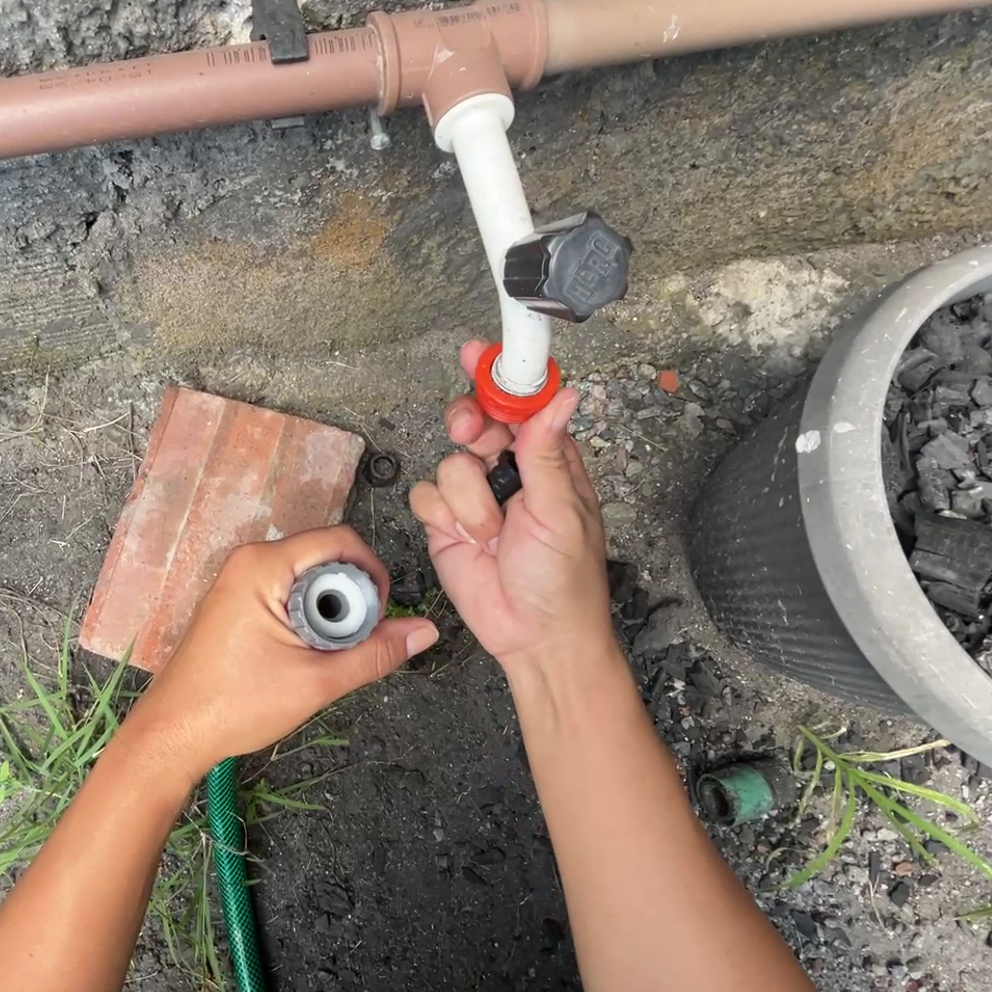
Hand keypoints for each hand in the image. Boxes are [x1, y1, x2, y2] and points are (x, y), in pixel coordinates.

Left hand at [126, 526, 437, 776]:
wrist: (173, 732)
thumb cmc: (236, 705)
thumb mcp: (317, 682)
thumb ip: (375, 653)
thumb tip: (425, 631)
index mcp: (264, 565)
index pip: (341, 540)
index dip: (372, 572)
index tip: (379, 616)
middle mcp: (250, 559)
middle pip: (326, 556)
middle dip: (350, 596)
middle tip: (352, 643)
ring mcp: (240, 578)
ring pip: (309, 576)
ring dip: (330, 609)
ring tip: (327, 653)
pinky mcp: (237, 598)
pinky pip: (288, 589)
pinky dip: (308, 614)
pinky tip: (305, 652)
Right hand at [409, 340, 613, 668]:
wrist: (531, 636)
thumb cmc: (564, 579)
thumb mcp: (562, 511)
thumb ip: (548, 452)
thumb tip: (563, 396)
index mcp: (547, 461)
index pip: (521, 404)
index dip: (499, 377)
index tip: (480, 355)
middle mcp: (509, 472)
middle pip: (474, 421)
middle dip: (469, 425)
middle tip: (471, 434)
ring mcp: (474, 497)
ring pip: (448, 463)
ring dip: (469, 501)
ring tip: (492, 533)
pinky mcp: (445, 520)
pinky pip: (426, 495)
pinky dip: (443, 517)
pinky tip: (467, 539)